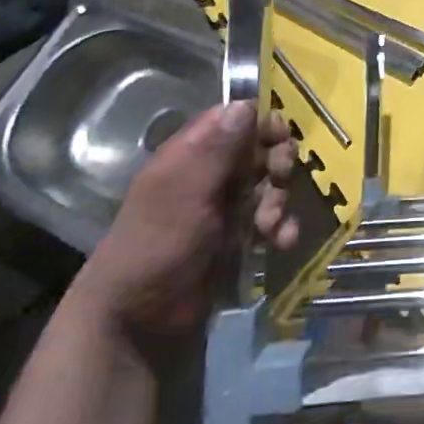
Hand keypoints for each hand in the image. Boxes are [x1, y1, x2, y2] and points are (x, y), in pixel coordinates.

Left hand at [68, 100, 298, 337]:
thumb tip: (244, 103)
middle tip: (279, 178)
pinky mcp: (237, 240)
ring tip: (270, 225)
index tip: (282, 134)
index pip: (231, 119)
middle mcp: (209, 175)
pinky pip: (269, 222)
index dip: (260, 122)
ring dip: (278, 200)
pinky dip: (280, 228)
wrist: (141, 320)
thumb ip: (216, 148)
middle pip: (256, 151)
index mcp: (190, 154)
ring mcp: (224, 209)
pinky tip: (281, 242)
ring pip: (267, 186)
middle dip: (275, 163)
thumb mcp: (185, 191)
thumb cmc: (159, 245)